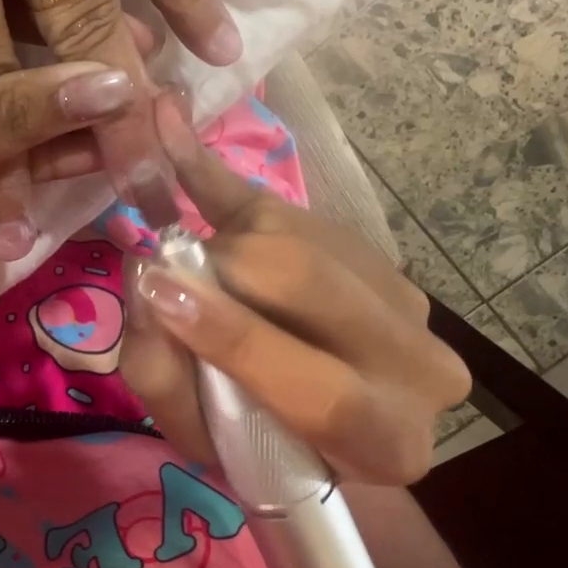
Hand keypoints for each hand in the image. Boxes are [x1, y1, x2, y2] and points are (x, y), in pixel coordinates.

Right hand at [120, 98, 469, 484]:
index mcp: (385, 439)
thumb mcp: (202, 439)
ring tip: (181, 249)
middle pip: (310, 282)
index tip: (161, 289)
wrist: (316, 424)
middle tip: (165, 266)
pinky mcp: (365, 247)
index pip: (320, 387)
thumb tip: (147, 288)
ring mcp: (404, 296)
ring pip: (295, 236)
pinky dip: (213, 171)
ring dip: (224, 238)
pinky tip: (168, 122)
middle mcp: (419, 365)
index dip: (235, 336)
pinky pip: (281, 204)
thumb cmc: (254, 445)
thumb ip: (167, 377)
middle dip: (224, 266)